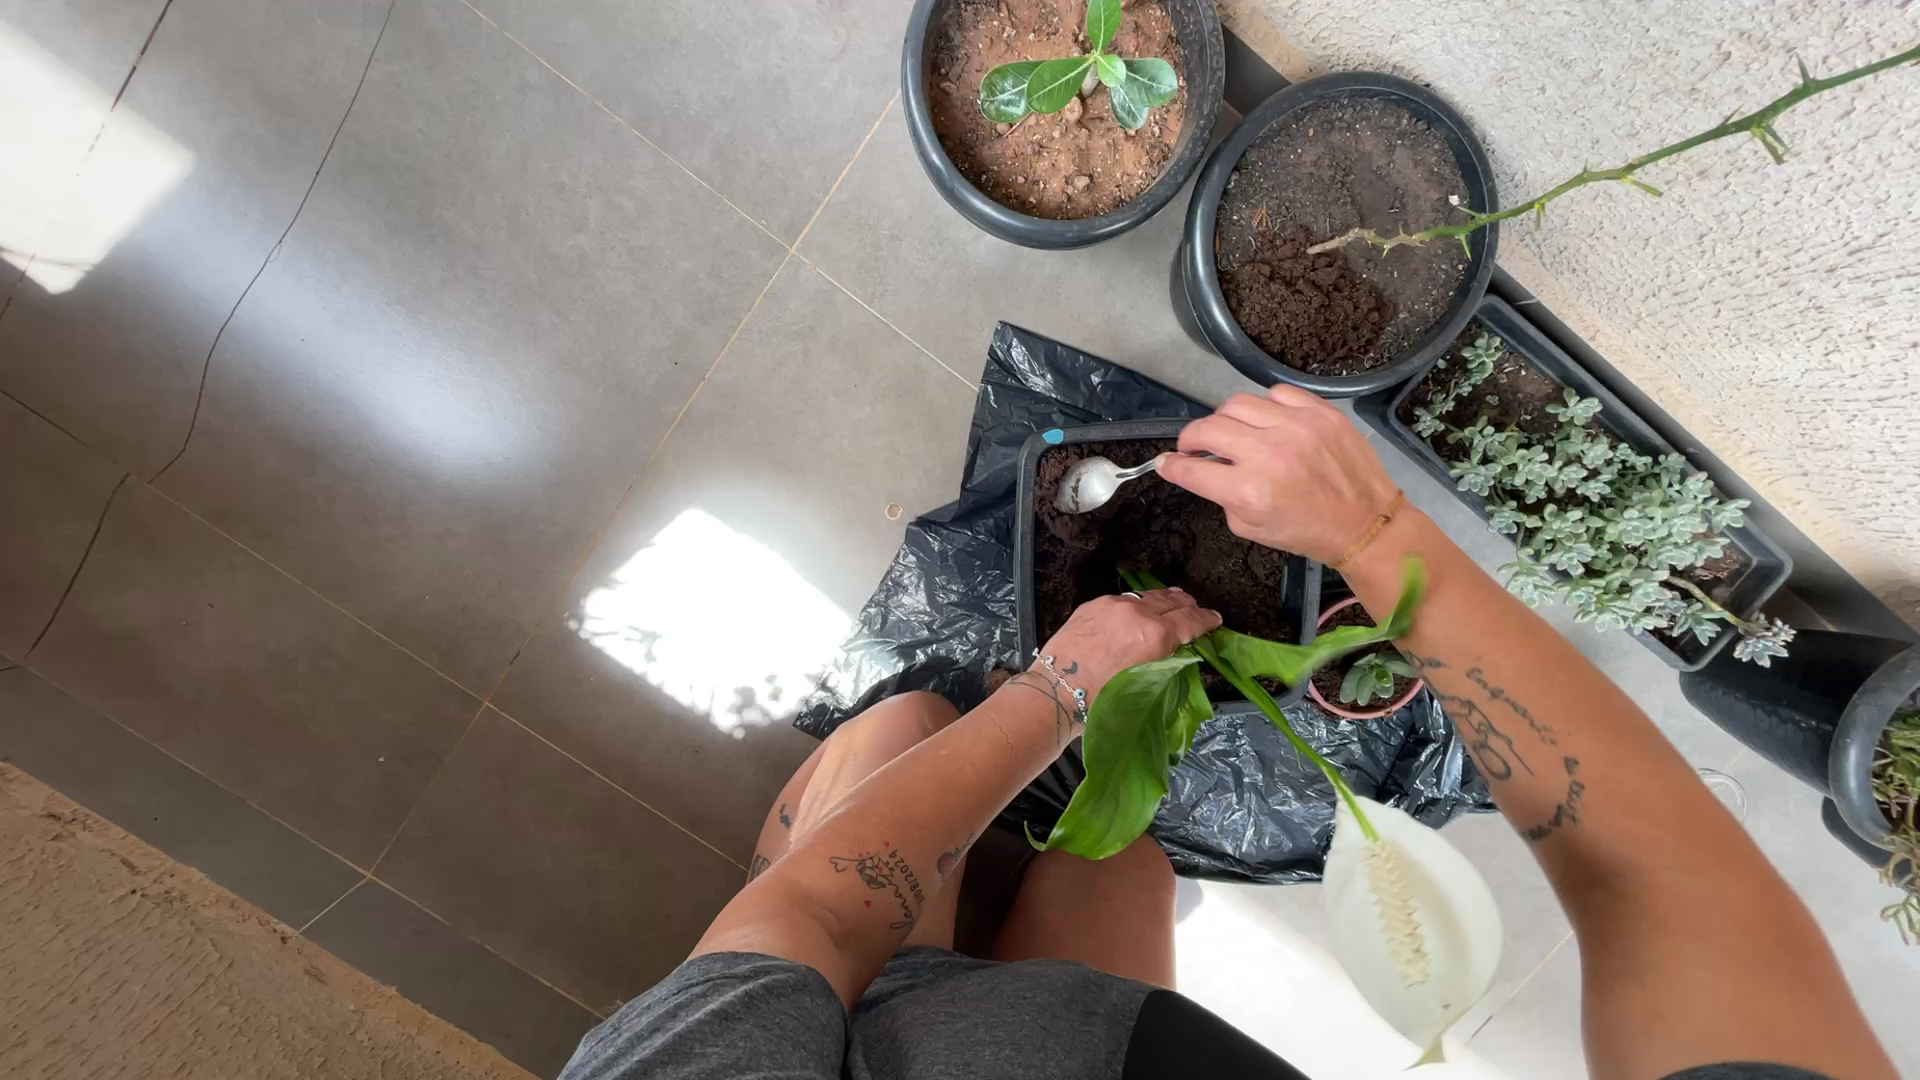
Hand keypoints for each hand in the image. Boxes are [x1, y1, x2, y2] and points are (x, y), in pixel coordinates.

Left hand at [1034, 589, 1221, 704]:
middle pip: (1171, 601)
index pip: (1191, 620)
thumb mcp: (1147, 683)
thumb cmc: (1102, 700)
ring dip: (1162, 601)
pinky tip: (1136, 611)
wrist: (1056, 690)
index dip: (1207, 620)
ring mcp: (1112, 605)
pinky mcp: (1093, 605)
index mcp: (1156, 634)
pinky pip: (1122, 601)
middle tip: (1196, 609)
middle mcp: (1137, 612)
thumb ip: (1167, 661)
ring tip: (1172, 602)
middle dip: (1187, 605)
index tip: (1215, 619)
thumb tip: (1177, 651)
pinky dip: (1135, 605)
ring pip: (1146, 597)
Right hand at [1158, 385, 1399, 563]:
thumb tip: (1201, 467)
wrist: (1365, 522)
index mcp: (1249, 491)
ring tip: (1231, 432)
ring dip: (1224, 419)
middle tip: (1193, 447)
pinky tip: (1267, 423)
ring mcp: (1297, 428)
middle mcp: (1269, 454)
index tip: (1166, 462)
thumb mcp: (1249, 527)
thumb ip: (1221, 494)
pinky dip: (1263, 407)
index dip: (1171, 465)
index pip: (1191, 469)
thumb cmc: (1304, 530)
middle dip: (1190, 439)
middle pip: (1207, 429)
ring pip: (1236, 404)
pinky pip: (1276, 394)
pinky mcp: (1320, 412)